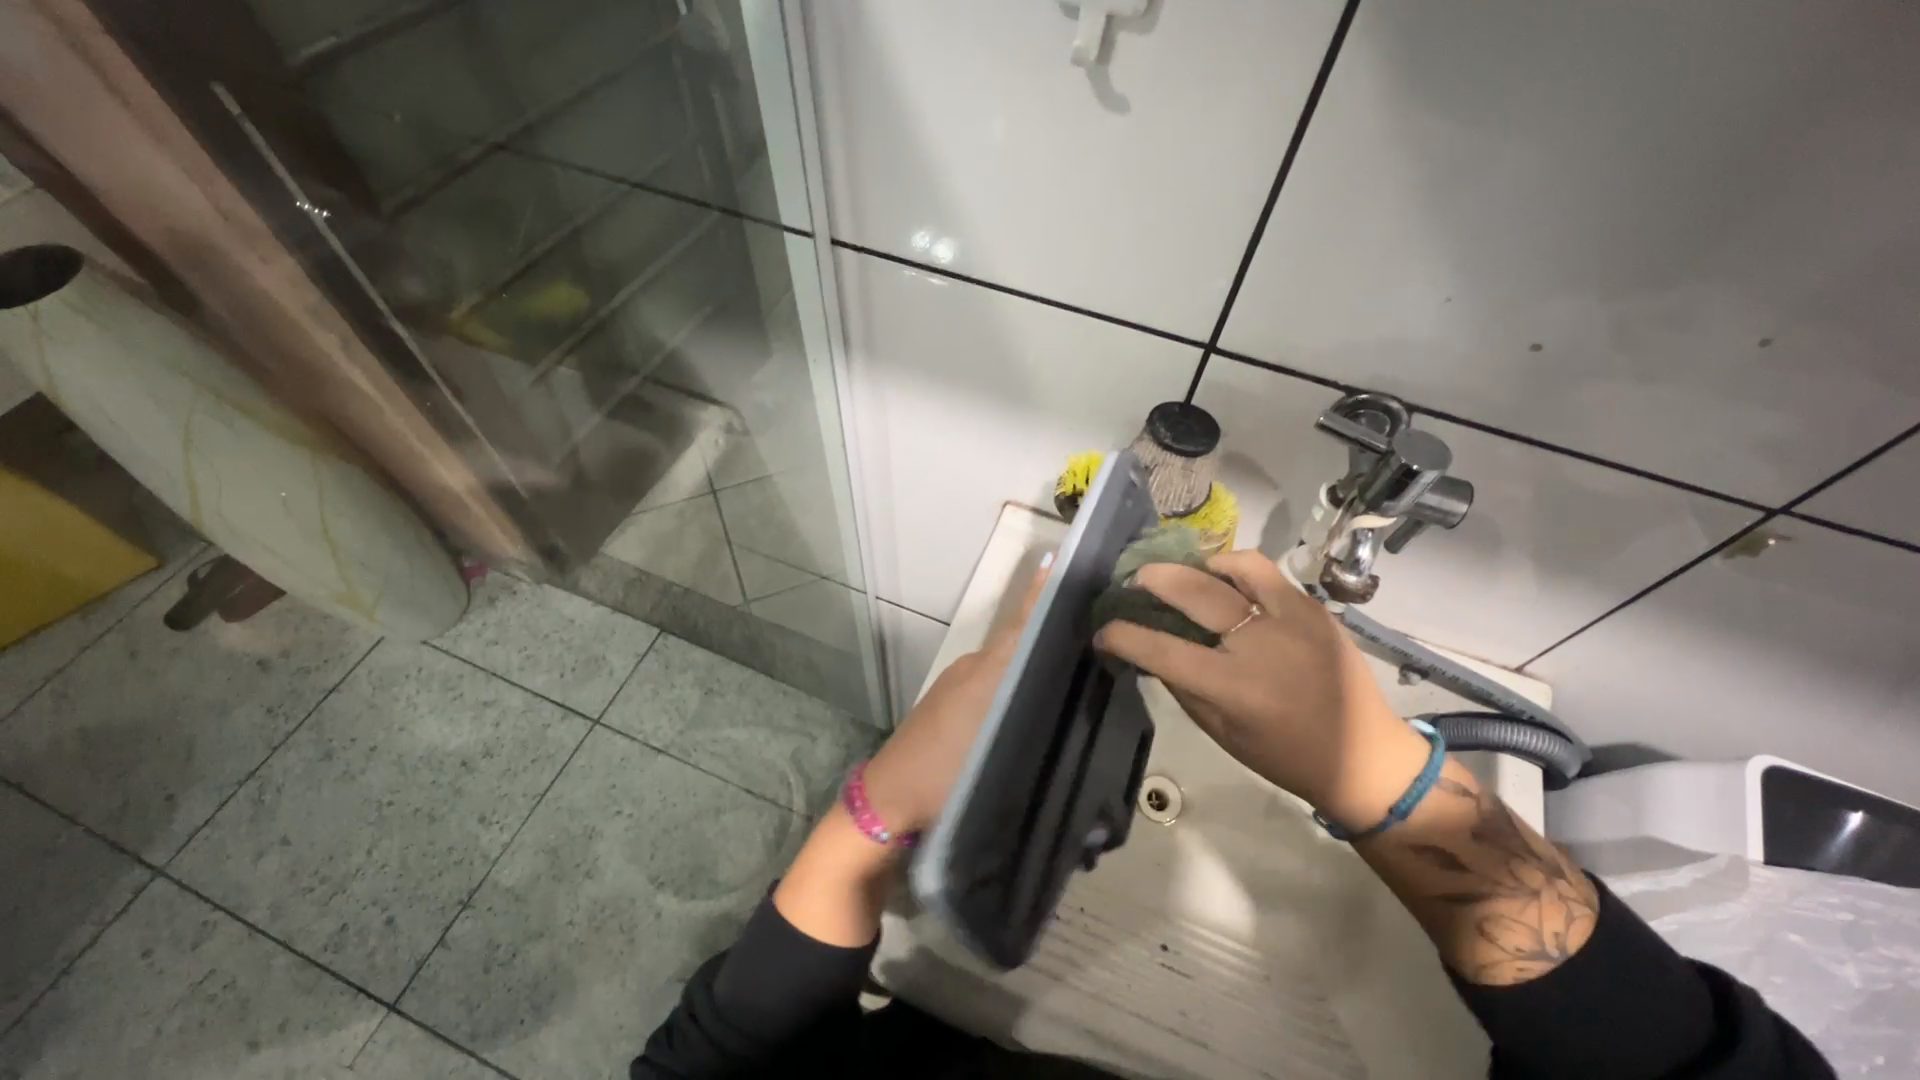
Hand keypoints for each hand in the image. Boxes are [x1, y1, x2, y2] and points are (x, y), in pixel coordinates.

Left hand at [862, 555, 1051, 834]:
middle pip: (1020, 642)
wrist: (888, 797)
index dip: (1042, 596)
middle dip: (1051, 634)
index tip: (1064, 563)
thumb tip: (1063, 691)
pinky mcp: (950, 698)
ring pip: (1007, 664)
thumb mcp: (998, 756)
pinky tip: (1033, 703)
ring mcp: (959, 681)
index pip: (1023, 625)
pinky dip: (1014, 681)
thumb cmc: (944, 779)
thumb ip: (1030, 719)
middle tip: (1093, 636)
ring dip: (1033, 663)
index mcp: (986, 673)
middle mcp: (973, 667)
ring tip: (1073, 672)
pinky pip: (992, 680)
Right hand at [1093, 549, 1429, 831]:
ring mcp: (1294, 620)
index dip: (1123, 636)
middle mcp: (1261, 645)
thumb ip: (1182, 686)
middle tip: (1135, 580)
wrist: (1365, 758)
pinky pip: (1269, 575)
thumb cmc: (1284, 756)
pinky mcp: (1316, 609)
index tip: (1103, 631)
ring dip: (1202, 564)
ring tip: (1189, 573)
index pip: (1161, 649)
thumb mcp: (1221, 732)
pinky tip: (1228, 585)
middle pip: (1194, 592)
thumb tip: (1149, 650)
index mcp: (1234, 687)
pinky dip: (1239, 572)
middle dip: (1153, 580)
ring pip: (1238, 566)